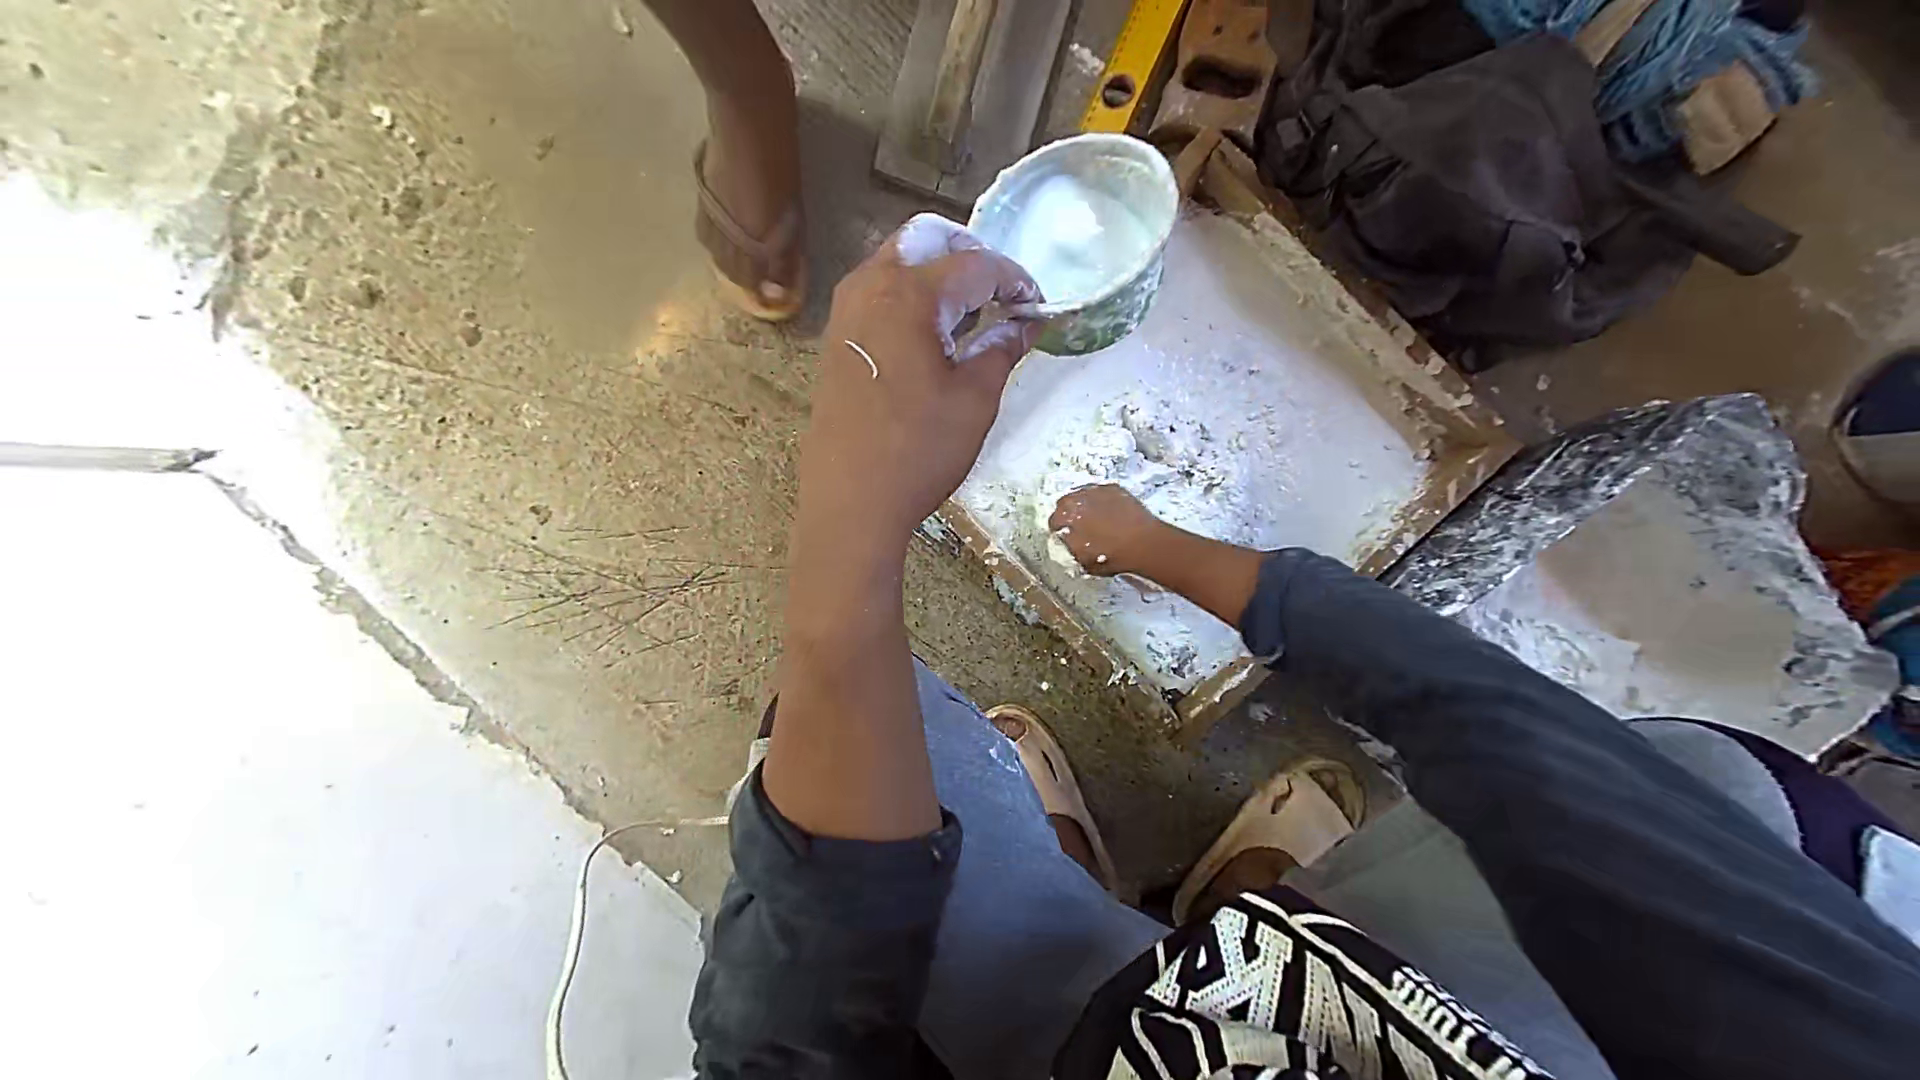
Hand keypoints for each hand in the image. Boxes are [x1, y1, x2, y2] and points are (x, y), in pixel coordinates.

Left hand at [799, 214, 1043, 547]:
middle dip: (969, 257)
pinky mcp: (835, 340)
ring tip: (970, 316)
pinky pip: (876, 295)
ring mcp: (844, 312)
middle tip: (1000, 294)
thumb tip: (1028, 324)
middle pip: (925, 240)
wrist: (851, 500)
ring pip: (896, 264)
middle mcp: (869, 287)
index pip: (975, 265)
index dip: (1015, 280)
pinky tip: (931, 338)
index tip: (1038, 304)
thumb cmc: (919, 450)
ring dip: (936, 275)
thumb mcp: (975, 399)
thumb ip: (1002, 349)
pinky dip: (909, 298)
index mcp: (910, 294)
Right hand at [1049, 484, 1170, 576]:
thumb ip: (1071, 547)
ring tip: (1093, 516)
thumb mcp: (1084, 561)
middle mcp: (1078, 500)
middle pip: (1065, 503)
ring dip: (1084, 503)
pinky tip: (1109, 510)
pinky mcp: (1114, 489)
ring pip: (1082, 494)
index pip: (1054, 520)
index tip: (1062, 533)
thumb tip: (1067, 540)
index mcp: (1066, 519)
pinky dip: (1102, 500)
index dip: (1057, 528)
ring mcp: (1097, 491)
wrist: (1144, 543)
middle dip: (1068, 512)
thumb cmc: (1112, 556)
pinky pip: (1102, 492)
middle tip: (1077, 523)